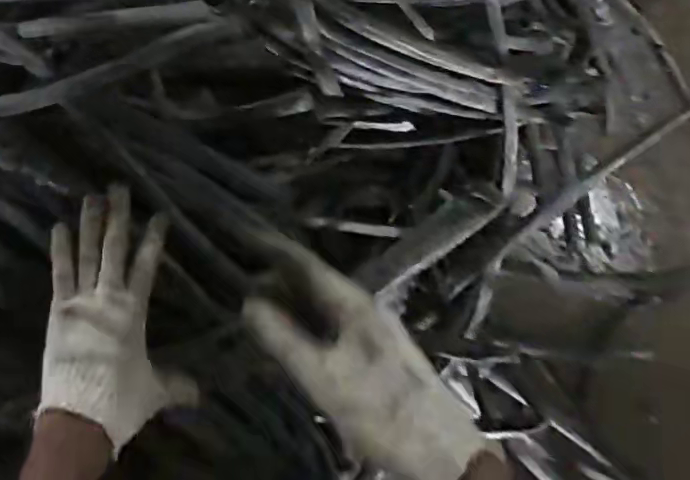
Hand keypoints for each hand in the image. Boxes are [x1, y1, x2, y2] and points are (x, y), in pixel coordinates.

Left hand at [39, 185, 198, 455]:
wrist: (81, 415)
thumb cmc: (120, 401)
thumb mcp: (153, 391)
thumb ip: (175, 385)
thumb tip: (201, 393)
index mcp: (133, 312)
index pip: (146, 267)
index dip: (153, 240)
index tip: (158, 215)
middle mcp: (108, 296)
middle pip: (114, 249)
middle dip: (118, 217)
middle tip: (118, 188)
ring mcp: (82, 298)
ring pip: (87, 252)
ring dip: (89, 223)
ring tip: (91, 196)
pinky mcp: (60, 306)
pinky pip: (60, 271)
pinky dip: (60, 248)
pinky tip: (58, 225)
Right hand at [242, 235, 490, 479]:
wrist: (450, 461)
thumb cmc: (385, 411)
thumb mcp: (324, 377)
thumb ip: (282, 338)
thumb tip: (248, 303)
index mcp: (352, 301)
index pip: (302, 260)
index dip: (270, 245)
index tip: (240, 232)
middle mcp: (363, 306)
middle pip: (310, 282)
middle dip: (274, 280)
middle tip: (239, 285)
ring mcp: (373, 330)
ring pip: (320, 306)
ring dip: (289, 306)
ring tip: (257, 311)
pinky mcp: (377, 355)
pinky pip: (330, 326)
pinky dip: (304, 326)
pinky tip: (292, 343)